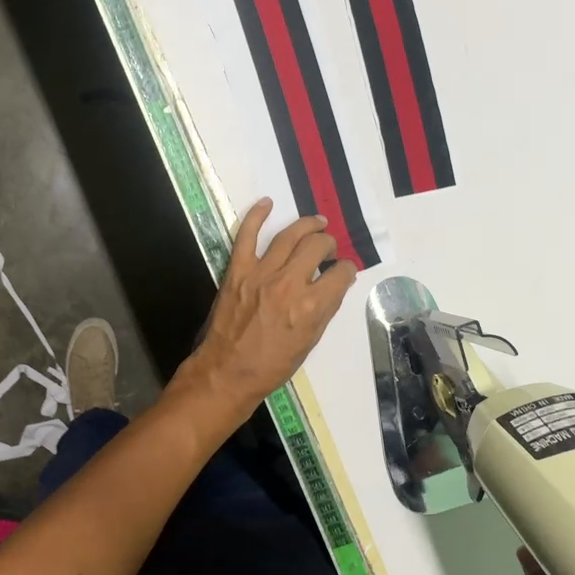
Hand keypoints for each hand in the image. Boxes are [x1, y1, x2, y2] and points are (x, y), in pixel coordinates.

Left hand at [173, 198, 357, 420]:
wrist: (227, 371)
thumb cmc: (272, 365)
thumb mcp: (309, 342)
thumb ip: (324, 309)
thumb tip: (336, 284)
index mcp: (310, 307)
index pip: (340, 274)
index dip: (346, 270)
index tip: (343, 270)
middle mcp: (288, 284)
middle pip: (316, 247)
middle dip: (328, 244)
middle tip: (328, 247)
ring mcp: (260, 274)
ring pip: (288, 235)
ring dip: (306, 225)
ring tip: (316, 222)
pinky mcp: (237, 270)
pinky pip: (246, 235)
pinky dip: (256, 215)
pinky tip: (267, 203)